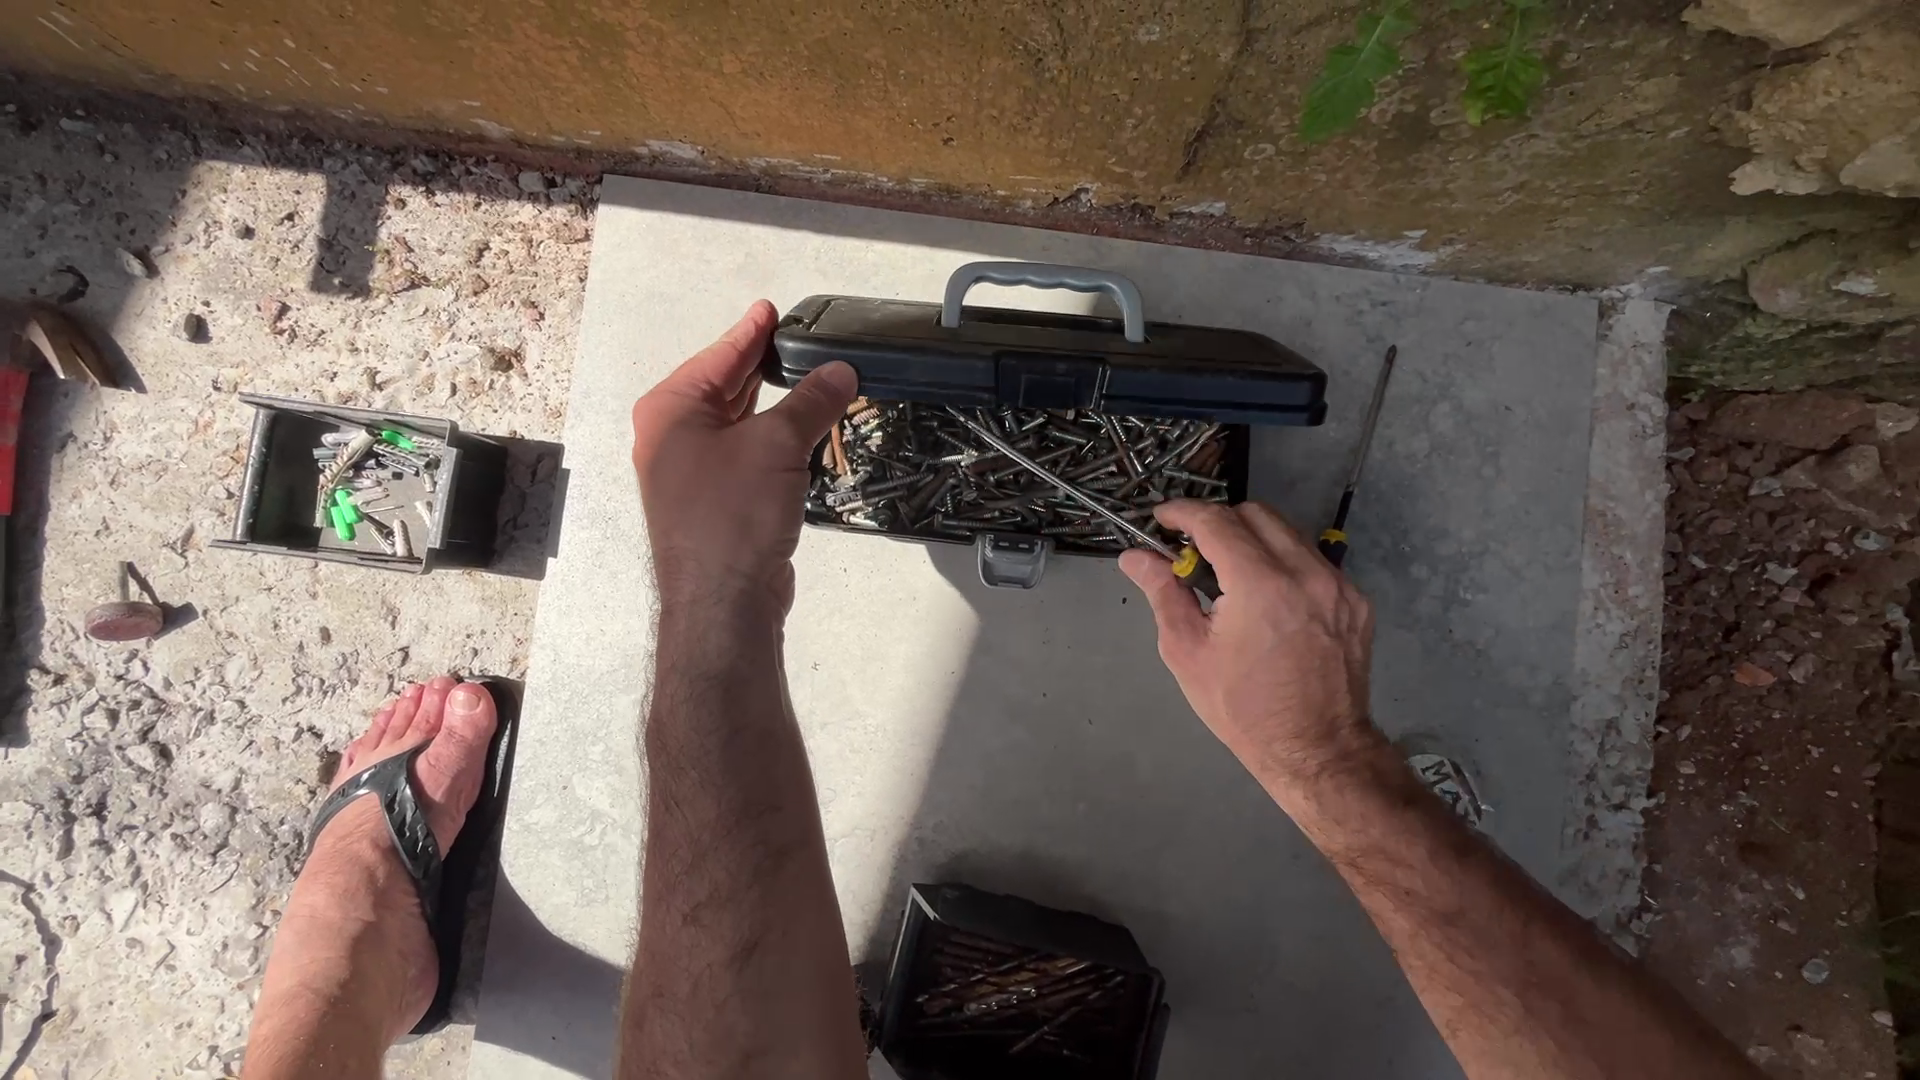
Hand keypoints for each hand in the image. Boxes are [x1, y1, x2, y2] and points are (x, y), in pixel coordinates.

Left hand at [631, 301, 856, 615]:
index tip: (772, 309)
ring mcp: (693, 475)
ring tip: (809, 382)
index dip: (749, 332)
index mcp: (672, 411)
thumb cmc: (734, 511)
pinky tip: (800, 435)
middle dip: (761, 367)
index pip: (719, 357)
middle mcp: (674, 439)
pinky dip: (773, 442)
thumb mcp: (776, 445)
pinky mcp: (717, 505)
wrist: (723, 601)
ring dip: (773, 408)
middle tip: (797, 343)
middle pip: (725, 389)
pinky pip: (747, 457)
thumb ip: (811, 402)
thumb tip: (842, 370)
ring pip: (738, 425)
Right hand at [1119, 500, 1380, 796]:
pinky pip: (1311, 559)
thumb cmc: (1242, 707)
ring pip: (1287, 532)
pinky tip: (1265, 596)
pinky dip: (1281, 562)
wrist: (1317, 750)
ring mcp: (1338, 585)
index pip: (1216, 522)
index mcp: (1260, 586)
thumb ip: (1162, 592)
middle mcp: (1306, 573)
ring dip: (1250, 538)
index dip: (1182, 512)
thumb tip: (1134, 557)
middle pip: (1255, 514)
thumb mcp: (1187, 652)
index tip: (1161, 518)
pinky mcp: (1355, 600)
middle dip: (1217, 521)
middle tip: (1191, 549)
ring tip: (1227, 572)